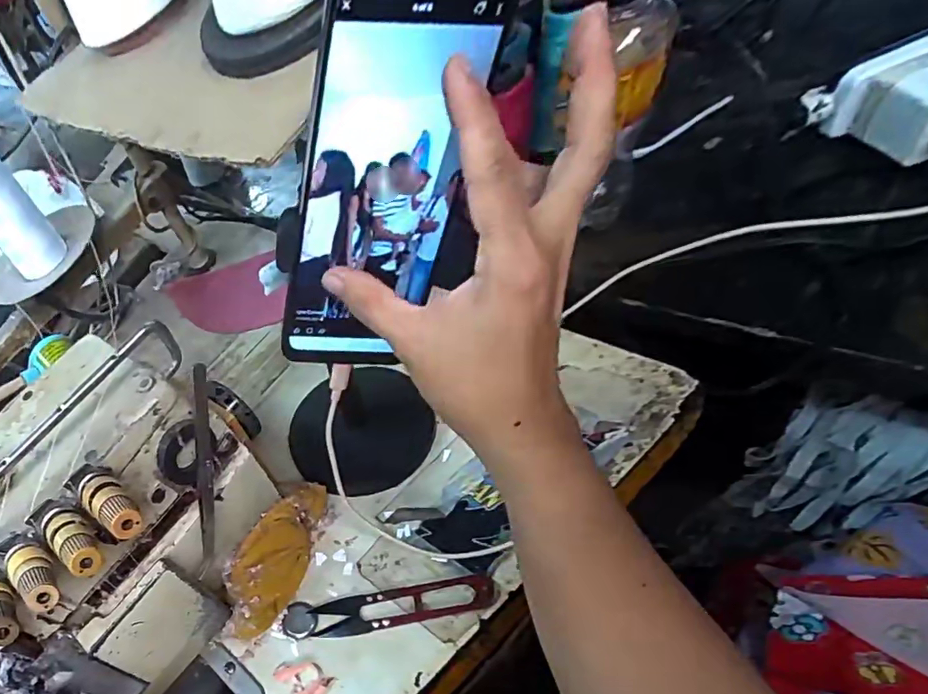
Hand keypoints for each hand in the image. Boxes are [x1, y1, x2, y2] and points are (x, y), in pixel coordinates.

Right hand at [322, 8, 615, 472]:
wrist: (518, 419)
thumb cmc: (472, 384)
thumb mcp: (415, 342)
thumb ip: (373, 301)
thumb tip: (334, 273)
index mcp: (512, 259)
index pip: (492, 173)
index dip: (473, 118)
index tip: (458, 68)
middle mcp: (546, 242)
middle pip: (588, 147)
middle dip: (593, 76)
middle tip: (591, 15)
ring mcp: (555, 250)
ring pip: (583, 166)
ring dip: (582, 109)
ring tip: (572, 55)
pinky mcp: (548, 262)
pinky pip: (558, 196)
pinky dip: (552, 158)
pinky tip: (530, 145)